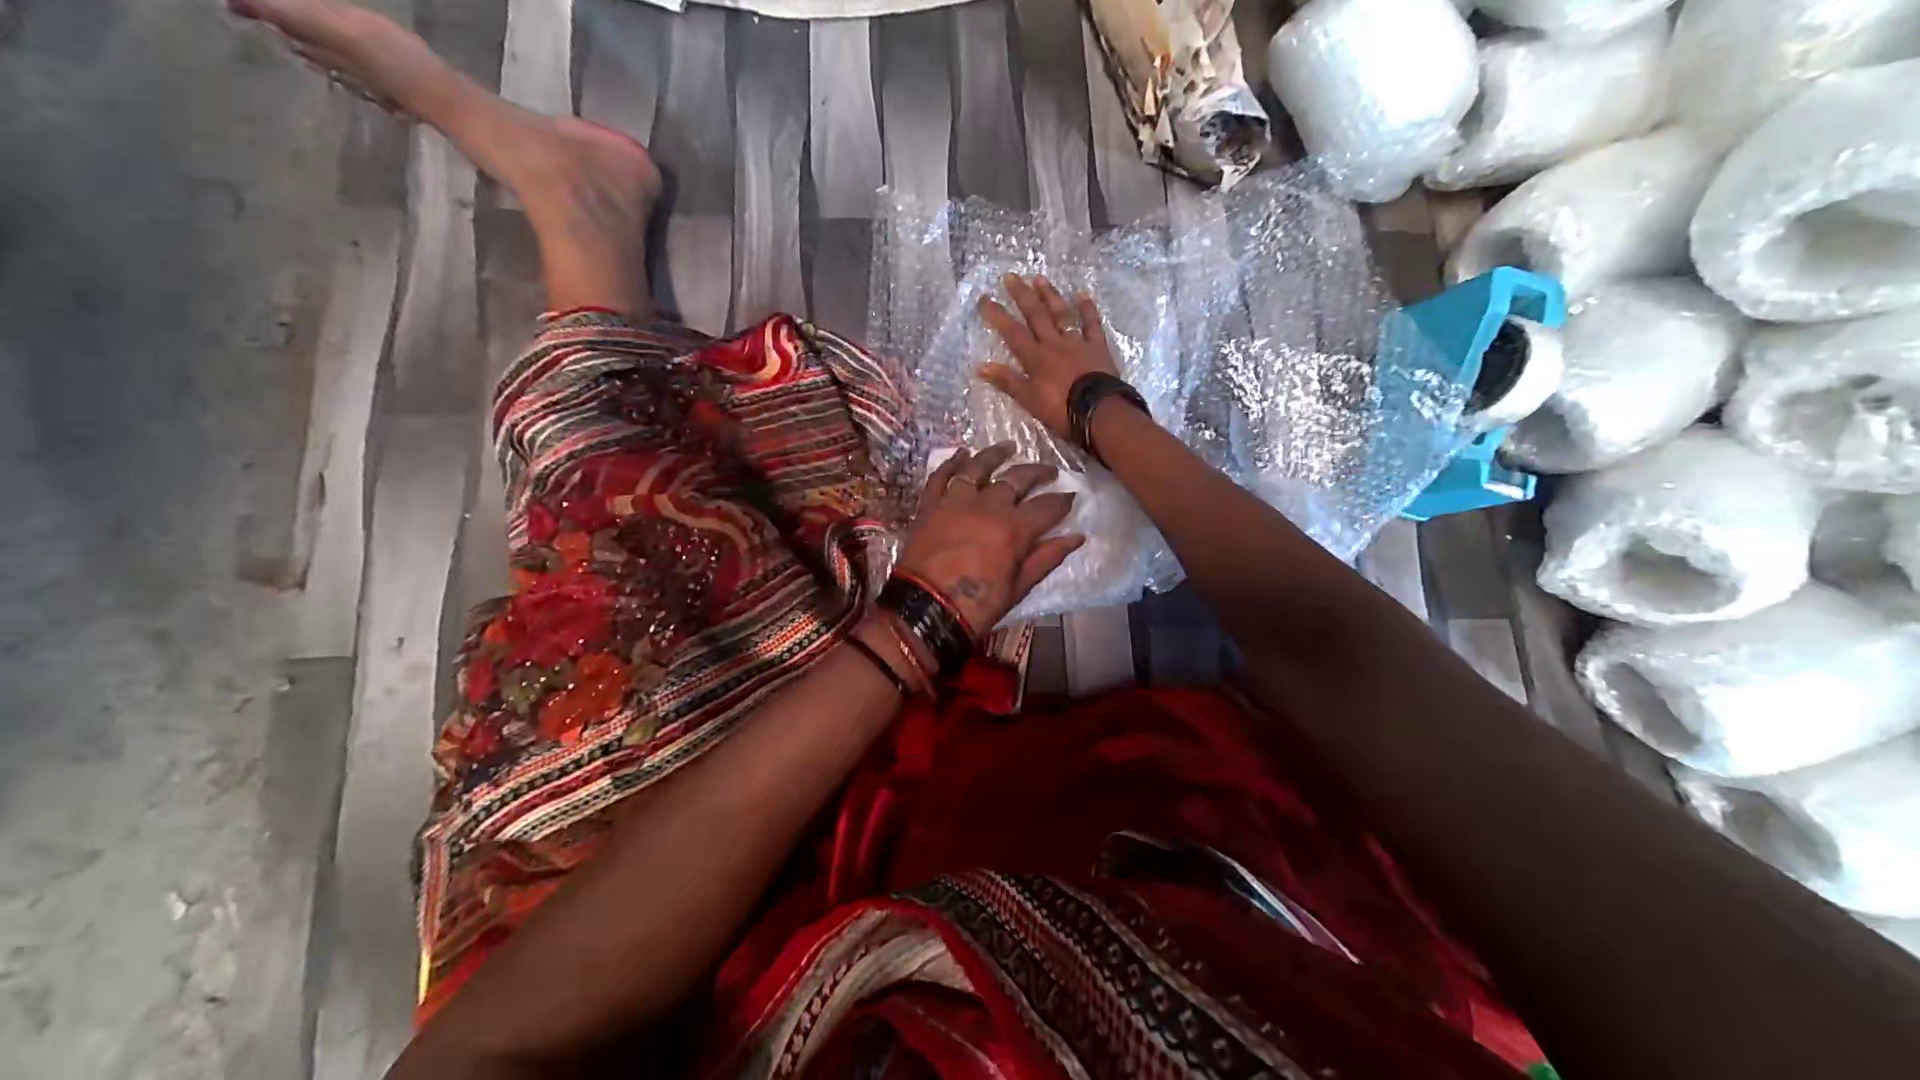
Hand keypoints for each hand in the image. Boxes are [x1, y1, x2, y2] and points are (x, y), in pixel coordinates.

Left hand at [892, 442, 1084, 632]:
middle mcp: (987, 505)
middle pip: (1016, 478)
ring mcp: (955, 501)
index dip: (1062, 501)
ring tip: (1008, 447)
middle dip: (1036, 472)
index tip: (1071, 496)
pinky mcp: (930, 505)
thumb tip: (1076, 537)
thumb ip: (1046, 557)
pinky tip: (961, 454)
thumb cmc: (977, 605)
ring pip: (978, 467)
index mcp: (1013, 528)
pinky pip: (941, 476)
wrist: (925, 609)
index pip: (1046, 506)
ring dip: (995, 455)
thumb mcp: (1018, 587)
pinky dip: (952, 463)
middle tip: (1048, 470)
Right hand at [977, 274, 1121, 440]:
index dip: (997, 315)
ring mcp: (1077, 343)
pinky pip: (1092, 324)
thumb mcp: (1029, 400)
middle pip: (1035, 315)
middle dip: (1022, 295)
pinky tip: (1082, 294)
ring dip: (1049, 295)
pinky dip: (1087, 309)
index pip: (1012, 332)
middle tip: (1011, 277)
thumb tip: (980, 367)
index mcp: (1035, 358)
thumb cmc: (1061, 410)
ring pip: (1060, 314)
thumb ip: (1007, 381)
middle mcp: (1054, 344)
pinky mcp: (1097, 347)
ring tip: (1039, 278)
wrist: (1098, 411)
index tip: (984, 298)